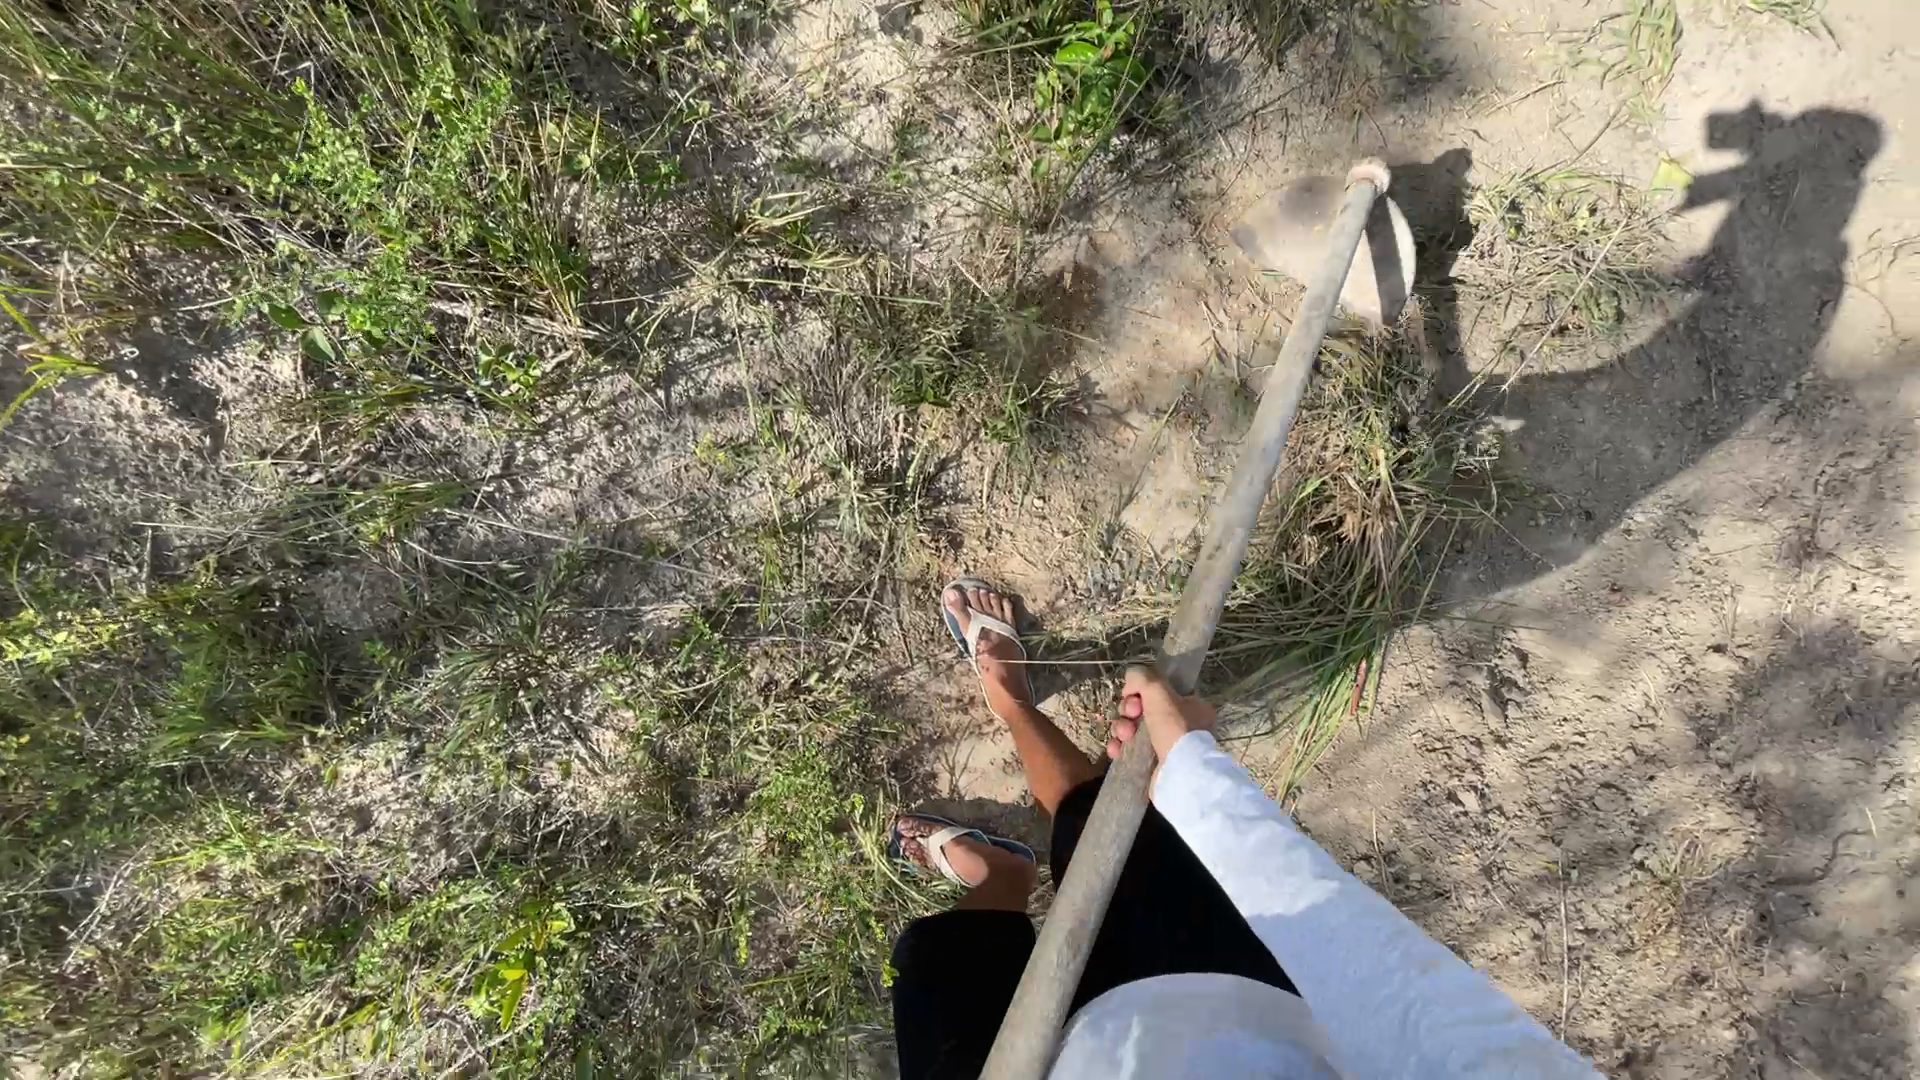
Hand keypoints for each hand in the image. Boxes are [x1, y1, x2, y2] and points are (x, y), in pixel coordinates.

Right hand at [1107, 666, 1216, 763]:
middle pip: (1142, 709)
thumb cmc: (1175, 728)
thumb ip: (1142, 677)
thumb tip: (1130, 679)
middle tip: (1130, 716)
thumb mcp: (1159, 692)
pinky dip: (1120, 747)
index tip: (1134, 694)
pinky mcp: (1151, 764)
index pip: (1160, 692)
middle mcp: (1180, 726)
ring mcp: (1165, 746)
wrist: (1180, 774)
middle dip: (1128, 710)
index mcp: (1191, 707)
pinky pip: (1129, 749)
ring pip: (1133, 729)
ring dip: (1121, 728)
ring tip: (1124, 736)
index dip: (1141, 691)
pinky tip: (1116, 749)